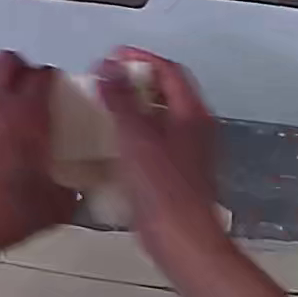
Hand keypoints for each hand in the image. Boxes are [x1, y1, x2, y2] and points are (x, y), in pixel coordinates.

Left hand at [0, 51, 77, 254]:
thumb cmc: (7, 209)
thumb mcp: (54, 206)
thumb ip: (70, 193)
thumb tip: (73, 193)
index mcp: (29, 114)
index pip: (43, 74)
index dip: (53, 78)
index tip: (60, 90)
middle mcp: (0, 105)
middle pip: (9, 61)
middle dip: (22, 68)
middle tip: (34, 89)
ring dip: (1, 87)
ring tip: (13, 111)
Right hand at [96, 46, 223, 251]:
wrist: (181, 240)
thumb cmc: (162, 188)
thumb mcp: (135, 136)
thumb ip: (120, 99)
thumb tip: (109, 67)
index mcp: (191, 113)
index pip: (169, 70)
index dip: (140, 58)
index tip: (112, 56)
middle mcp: (194, 127)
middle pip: (165, 90)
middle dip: (135, 79)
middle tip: (106, 78)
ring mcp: (187, 150)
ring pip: (158, 114)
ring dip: (132, 104)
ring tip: (104, 104)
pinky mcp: (175, 170)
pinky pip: (154, 138)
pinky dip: (134, 129)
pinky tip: (112, 139)